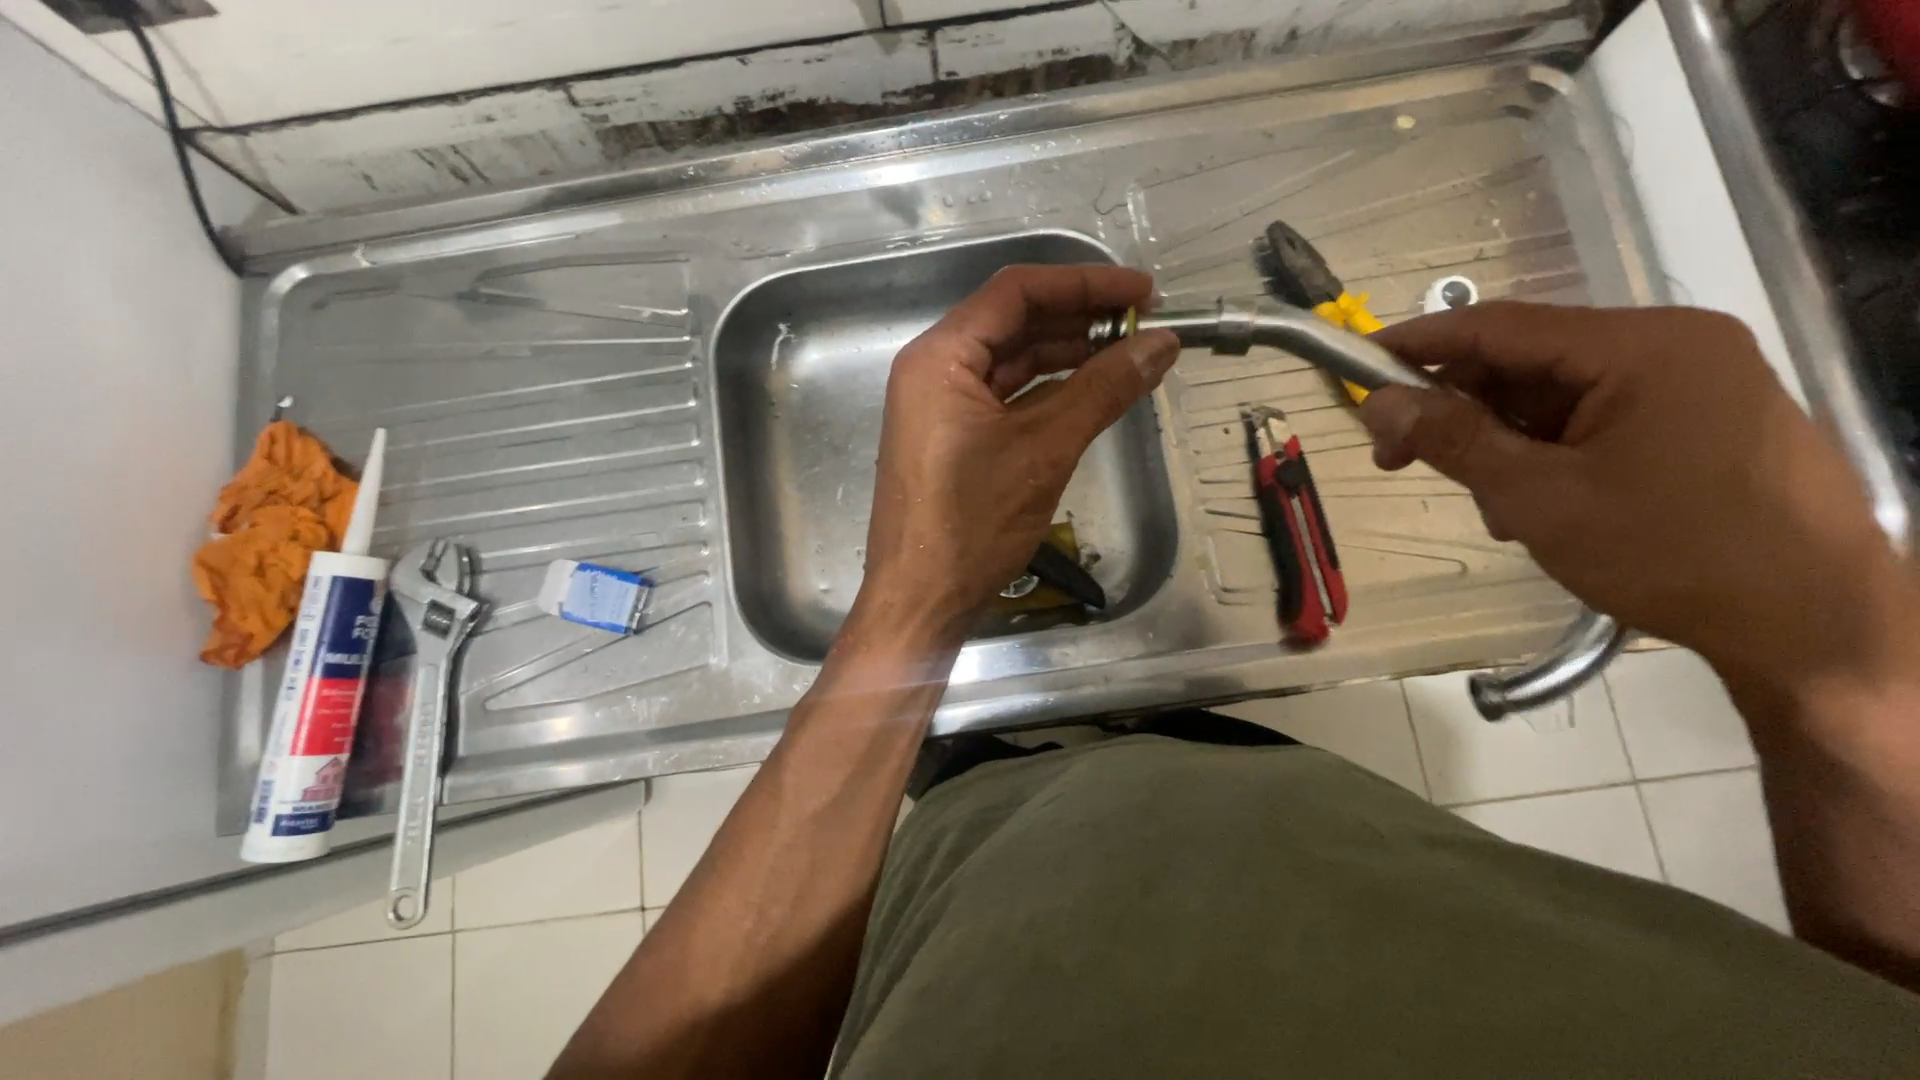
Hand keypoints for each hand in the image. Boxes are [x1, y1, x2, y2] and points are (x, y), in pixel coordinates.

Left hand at [850, 265, 1179, 645]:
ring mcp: (941, 406)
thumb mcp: (1044, 450)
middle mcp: (934, 370)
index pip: (1016, 292)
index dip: (1084, 285)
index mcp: (939, 358)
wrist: (921, 601)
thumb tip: (1162, 344)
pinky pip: (1006, 397)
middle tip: (1144, 325)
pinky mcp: (953, 438)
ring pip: (1012, 361)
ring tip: (1130, 355)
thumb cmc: (972, 524)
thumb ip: (1103, 389)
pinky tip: (1093, 391)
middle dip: (1079, 319)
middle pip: (1014, 322)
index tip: (1143, 293)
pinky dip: (1050, 391)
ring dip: (1068, 355)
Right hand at [1358, 302, 1915, 691]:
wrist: (1818, 627)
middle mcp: (1673, 347)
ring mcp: (1695, 385)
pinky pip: (1596, 422)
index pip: (1501, 325)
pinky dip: (1549, 457)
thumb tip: (1377, 402)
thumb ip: (1454, 440)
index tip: (1356, 364)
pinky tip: (1538, 509)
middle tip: (1398, 459)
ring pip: (1558, 398)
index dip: (1419, 343)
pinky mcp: (1702, 423)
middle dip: (1458, 411)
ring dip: (1504, 445)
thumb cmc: (1673, 555)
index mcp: (1643, 346)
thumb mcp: (1541, 498)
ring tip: (1494, 508)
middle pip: (1527, 362)